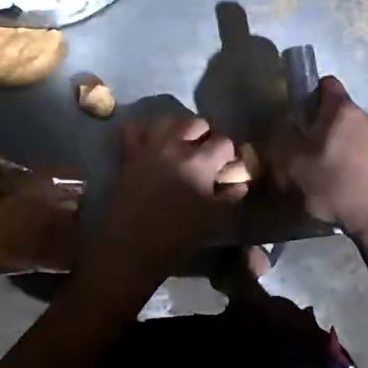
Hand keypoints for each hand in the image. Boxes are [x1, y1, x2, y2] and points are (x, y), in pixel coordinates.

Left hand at [81, 114, 245, 283]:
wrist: (130, 247)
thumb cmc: (176, 238)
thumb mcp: (211, 219)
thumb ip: (229, 196)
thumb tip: (239, 182)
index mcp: (200, 162)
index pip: (224, 142)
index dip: (230, 153)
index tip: (228, 165)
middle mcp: (175, 146)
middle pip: (197, 123)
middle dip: (206, 135)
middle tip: (206, 154)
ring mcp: (149, 148)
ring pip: (167, 119)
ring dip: (178, 127)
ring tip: (181, 144)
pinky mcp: (128, 156)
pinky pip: (132, 129)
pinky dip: (142, 130)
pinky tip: (150, 141)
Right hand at [274, 76, 367, 238]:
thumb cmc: (332, 182)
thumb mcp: (293, 163)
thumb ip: (279, 140)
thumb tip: (273, 129)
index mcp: (342, 108)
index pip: (324, 82)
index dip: (305, 92)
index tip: (291, 111)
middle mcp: (361, 115)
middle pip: (332, 108)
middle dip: (312, 121)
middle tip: (292, 140)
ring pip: (341, 129)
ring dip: (324, 140)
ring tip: (307, 162)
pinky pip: (351, 146)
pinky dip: (337, 154)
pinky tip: (327, 175)